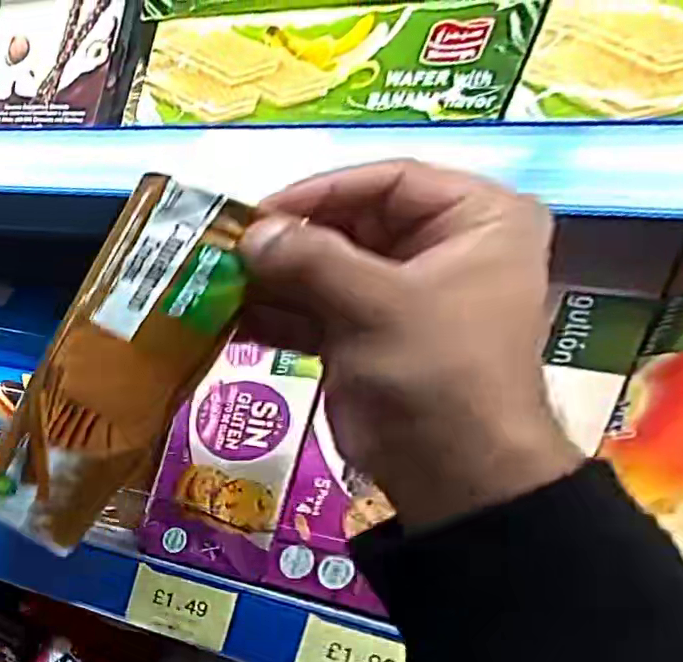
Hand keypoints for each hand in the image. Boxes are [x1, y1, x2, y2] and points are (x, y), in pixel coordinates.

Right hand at [238, 160, 581, 528]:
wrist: (444, 459)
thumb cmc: (433, 368)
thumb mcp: (377, 305)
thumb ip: (312, 262)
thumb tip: (250, 233)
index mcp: (471, 221)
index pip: (388, 182)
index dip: (320, 192)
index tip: (255, 215)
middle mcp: (431, 251)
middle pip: (345, 228)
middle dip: (283, 243)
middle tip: (221, 254)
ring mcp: (388, 298)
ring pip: (316, 273)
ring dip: (265, 282)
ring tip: (211, 287)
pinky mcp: (353, 337)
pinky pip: (304, 314)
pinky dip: (267, 317)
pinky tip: (224, 321)